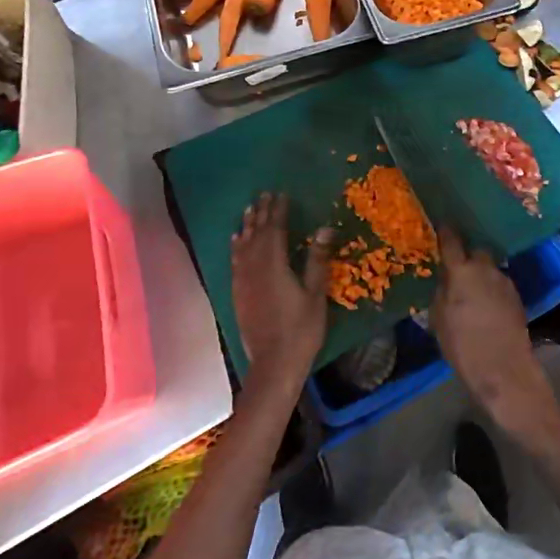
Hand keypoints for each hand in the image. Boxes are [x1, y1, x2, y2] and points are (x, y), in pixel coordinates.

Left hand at [231, 194, 332, 386]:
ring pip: (243, 246)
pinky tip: (236, 241)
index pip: (275, 230)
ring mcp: (243, 282)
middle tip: (264, 195)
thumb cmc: (301, 329)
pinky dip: (236, 247)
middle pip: (256, 234)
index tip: (281, 194)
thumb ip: (317, 260)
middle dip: (261, 213)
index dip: (278, 211)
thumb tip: (324, 229)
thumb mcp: (316, 294)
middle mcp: (254, 268)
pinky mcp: (238, 294)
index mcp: (275, 265)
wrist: (273, 364)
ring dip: (247, 226)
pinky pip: (235, 262)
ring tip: (249, 209)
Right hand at [431, 227, 559, 440]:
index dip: (446, 231)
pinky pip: (498, 284)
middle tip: (456, 266)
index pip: (452, 241)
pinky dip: (490, 288)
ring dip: (480, 274)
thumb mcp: (439, 319)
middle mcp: (486, 269)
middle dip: (467, 255)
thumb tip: (445, 280)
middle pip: (476, 251)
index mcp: (462, 271)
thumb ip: (441, 292)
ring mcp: (505, 282)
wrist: (504, 370)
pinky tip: (485, 304)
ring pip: (489, 268)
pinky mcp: (517, 297)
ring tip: (470, 290)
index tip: (441, 223)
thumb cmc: (463, 345)